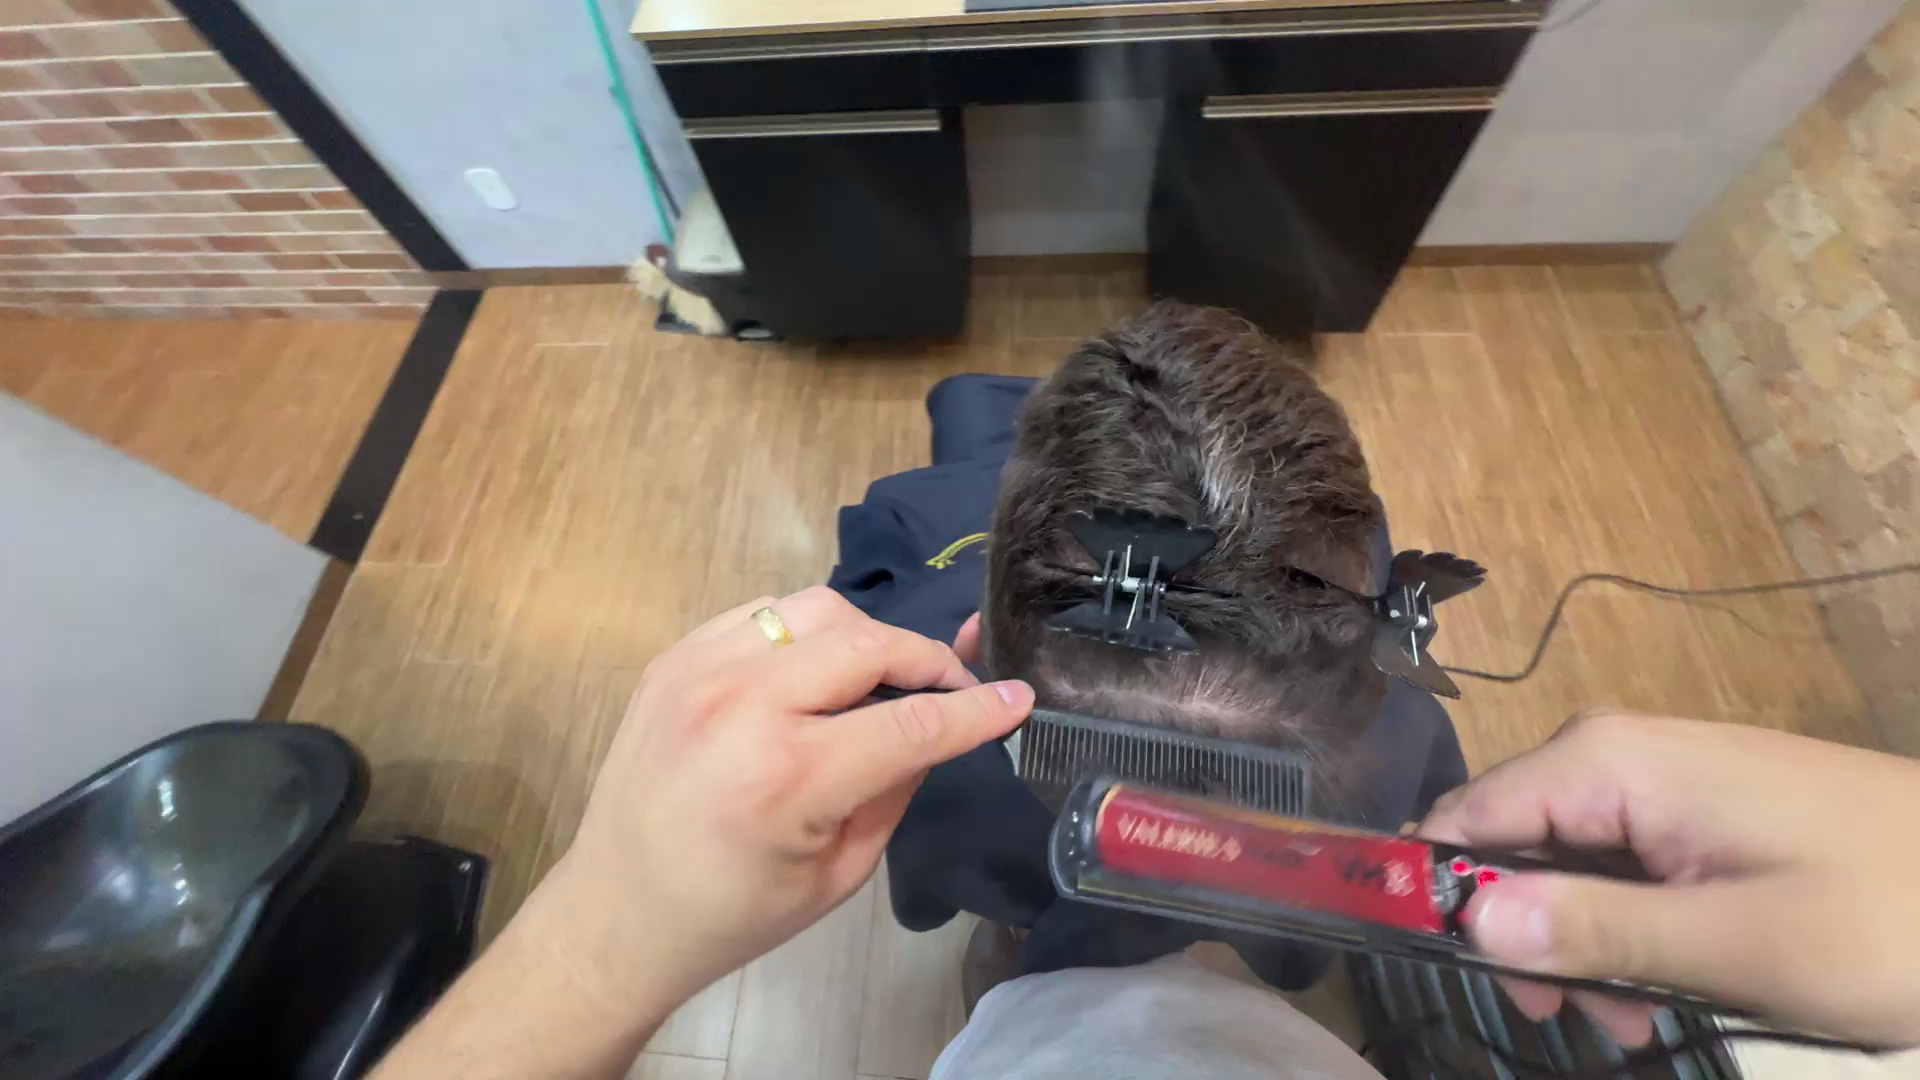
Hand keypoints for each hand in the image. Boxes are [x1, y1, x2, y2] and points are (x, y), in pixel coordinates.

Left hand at [541, 588, 1032, 1017]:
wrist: (614, 910)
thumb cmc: (734, 911)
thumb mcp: (840, 872)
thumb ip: (897, 784)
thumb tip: (939, 725)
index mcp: (786, 777)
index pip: (909, 723)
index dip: (974, 710)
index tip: (1015, 698)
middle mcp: (741, 704)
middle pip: (868, 643)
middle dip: (925, 659)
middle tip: (948, 686)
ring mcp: (699, 668)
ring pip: (819, 608)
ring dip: (866, 637)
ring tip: (874, 678)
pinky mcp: (676, 655)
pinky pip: (767, 612)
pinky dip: (807, 632)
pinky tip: (810, 670)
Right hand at [1420, 709, 1919, 1047]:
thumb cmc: (1903, 914)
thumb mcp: (1754, 945)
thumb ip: (1604, 929)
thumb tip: (1470, 922)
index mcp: (1598, 761)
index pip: (1467, 816)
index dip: (1442, 885)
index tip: (1460, 967)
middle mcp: (1597, 748)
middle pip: (1505, 834)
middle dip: (1520, 924)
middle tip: (1564, 1015)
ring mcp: (1635, 767)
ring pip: (1552, 848)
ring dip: (1570, 930)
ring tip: (1630, 1014)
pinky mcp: (1670, 793)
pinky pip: (1601, 848)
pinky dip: (1611, 911)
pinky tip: (1660, 968)